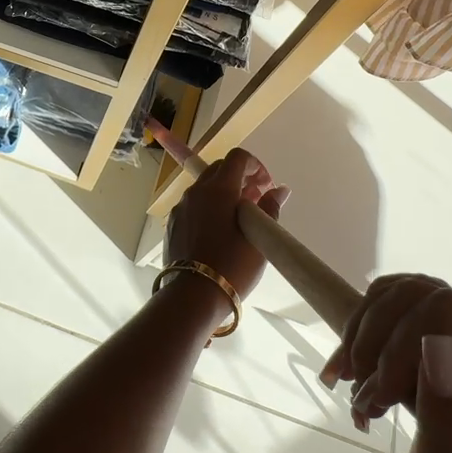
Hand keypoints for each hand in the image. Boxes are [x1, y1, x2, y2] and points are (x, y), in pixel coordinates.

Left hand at [165, 147, 286, 300]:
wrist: (193, 294)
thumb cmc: (232, 265)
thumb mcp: (258, 238)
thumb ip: (269, 208)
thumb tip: (279, 190)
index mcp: (217, 189)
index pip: (237, 158)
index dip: (255, 166)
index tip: (267, 186)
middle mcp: (195, 192)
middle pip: (219, 169)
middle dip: (240, 178)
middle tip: (257, 200)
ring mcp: (180, 207)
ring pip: (204, 187)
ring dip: (224, 193)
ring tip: (240, 219)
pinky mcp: (172, 224)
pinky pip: (194, 205)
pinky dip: (209, 207)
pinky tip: (219, 232)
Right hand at [321, 275, 451, 452]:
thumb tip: (444, 352)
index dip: (397, 346)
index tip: (374, 399)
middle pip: (433, 301)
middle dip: (377, 342)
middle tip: (359, 398)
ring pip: (416, 294)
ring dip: (367, 335)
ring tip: (358, 391)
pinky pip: (409, 303)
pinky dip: (369, 329)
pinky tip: (364, 374)